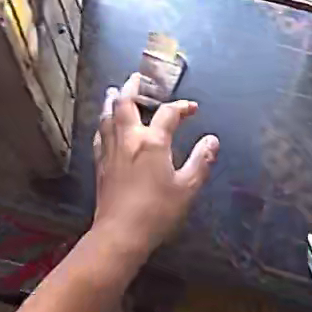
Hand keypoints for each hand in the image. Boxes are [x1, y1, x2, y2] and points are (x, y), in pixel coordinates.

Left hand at [90, 74, 218, 261]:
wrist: (120, 233)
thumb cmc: (157, 211)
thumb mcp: (187, 187)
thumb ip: (200, 161)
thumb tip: (212, 140)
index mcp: (152, 141)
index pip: (168, 114)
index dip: (182, 107)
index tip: (192, 109)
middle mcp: (128, 139)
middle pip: (126, 103)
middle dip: (133, 87)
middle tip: (138, 77)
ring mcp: (110, 150)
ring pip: (108, 115)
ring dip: (113, 100)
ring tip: (115, 91)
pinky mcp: (100, 164)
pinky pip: (100, 134)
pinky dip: (104, 123)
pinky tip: (105, 125)